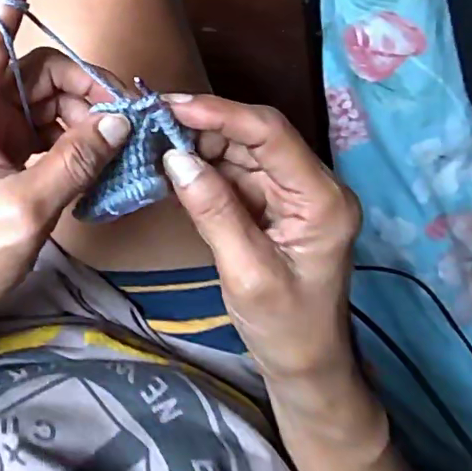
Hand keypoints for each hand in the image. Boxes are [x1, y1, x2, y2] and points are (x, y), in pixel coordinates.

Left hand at [0, 0, 131, 341]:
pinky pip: (52, 120)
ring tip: (117, 141)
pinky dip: (79, 130)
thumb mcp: (27, 210)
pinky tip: (99, 153)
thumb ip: (74, 160)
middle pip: (37, 68)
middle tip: (127, 112)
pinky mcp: (10, 145)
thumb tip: (119, 118)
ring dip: (87, 110)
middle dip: (84, 83)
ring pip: (50, 94)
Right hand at [158, 95, 362, 383]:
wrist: (305, 365)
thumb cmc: (287, 327)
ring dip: (195, 140)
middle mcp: (309, 185)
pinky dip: (197, 162)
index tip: (171, 105)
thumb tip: (174, 158)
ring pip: (237, 147)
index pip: (271, 134)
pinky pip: (228, 169)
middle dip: (201, 122)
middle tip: (150, 118)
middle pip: (254, 134)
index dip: (220, 113)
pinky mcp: (266, 202)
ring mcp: (287, 192)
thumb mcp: (247, 273)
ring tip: (151, 137)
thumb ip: (214, 212)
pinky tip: (168, 161)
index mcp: (321, 199)